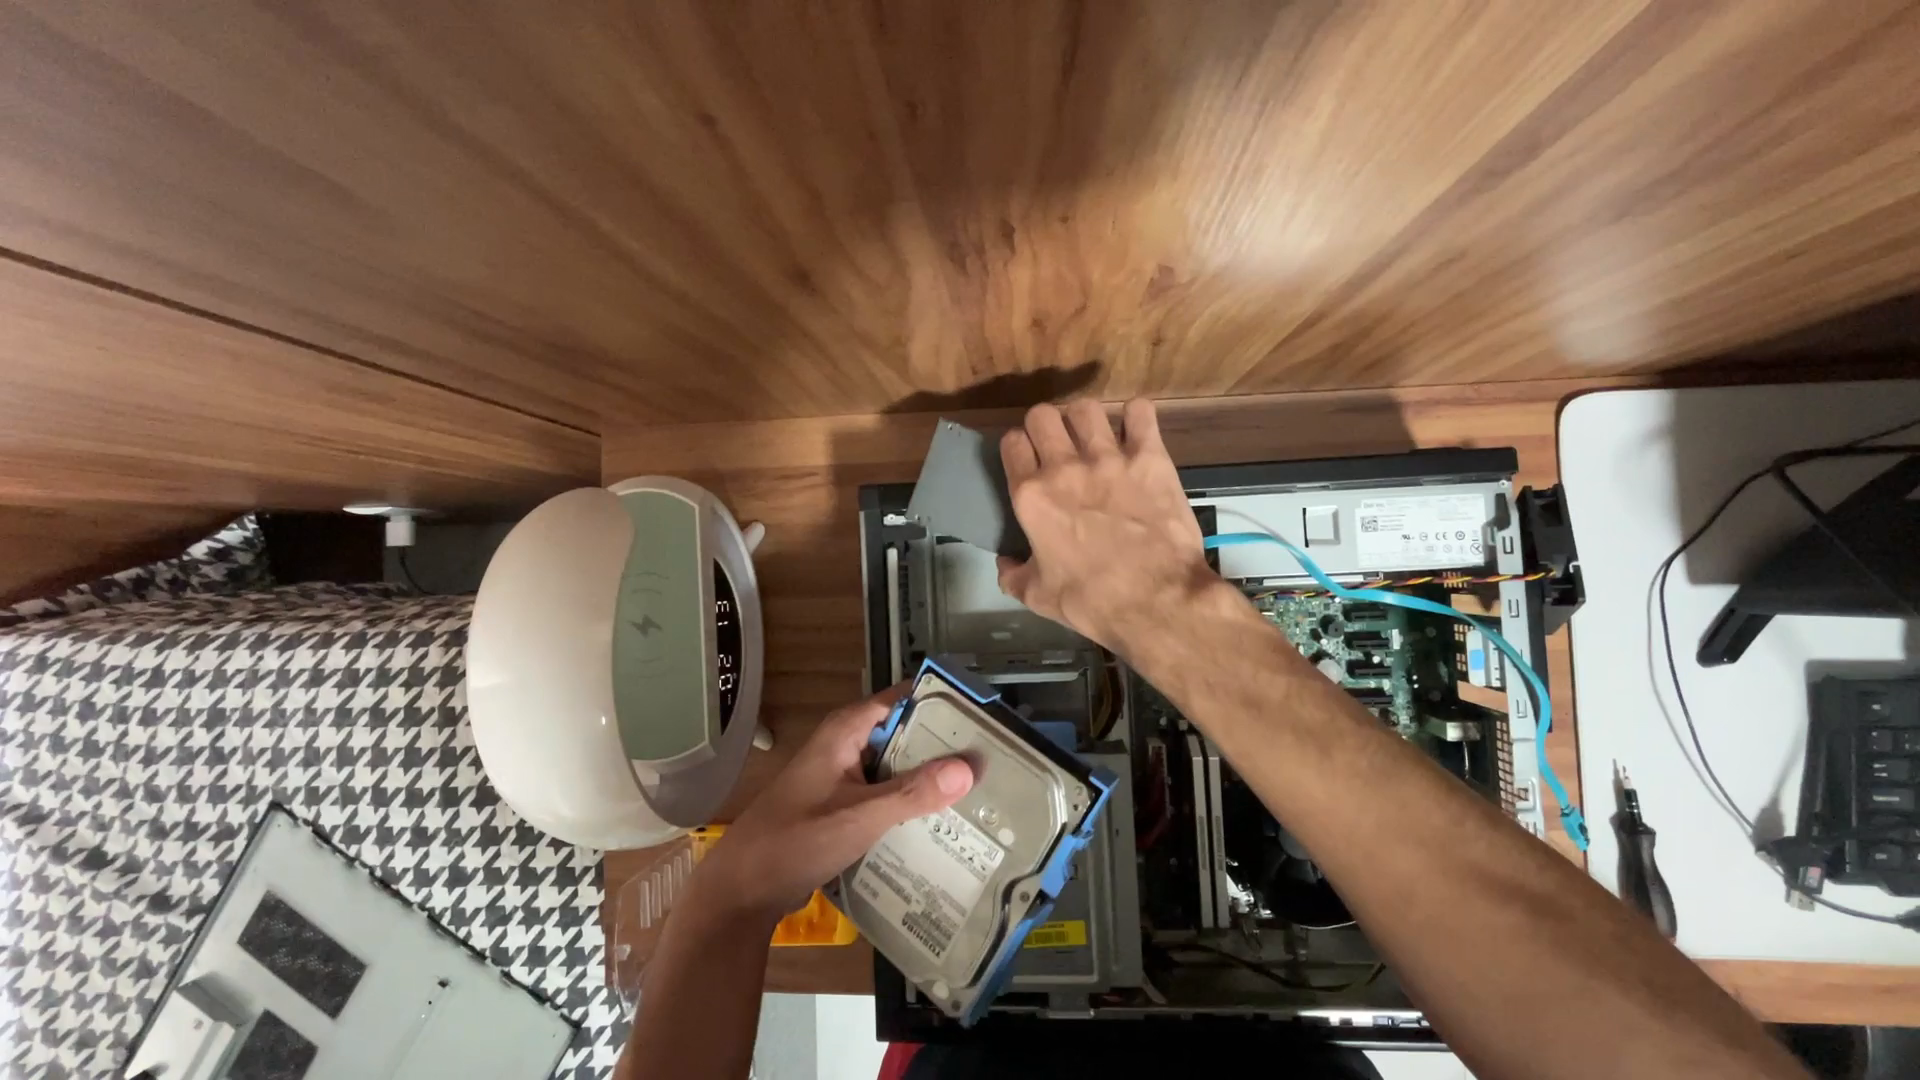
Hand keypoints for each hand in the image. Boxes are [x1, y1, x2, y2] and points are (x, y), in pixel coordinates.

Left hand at [695, 688, 974, 922]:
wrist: (742, 890)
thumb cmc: (795, 841)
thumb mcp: (859, 816)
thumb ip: (913, 792)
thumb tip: (970, 766)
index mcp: (846, 731)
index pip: (904, 698)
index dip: (942, 703)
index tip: (984, 717)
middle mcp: (845, 744)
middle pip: (903, 732)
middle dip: (943, 744)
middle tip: (993, 761)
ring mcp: (842, 776)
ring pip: (896, 765)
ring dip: (928, 776)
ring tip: (979, 791)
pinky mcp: (841, 805)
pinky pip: (884, 792)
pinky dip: (909, 801)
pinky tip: (939, 822)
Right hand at [997, 399, 1222, 655]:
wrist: (1155, 600)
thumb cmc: (1091, 601)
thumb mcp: (1038, 597)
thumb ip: (1013, 575)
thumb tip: (1005, 563)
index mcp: (1032, 496)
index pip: (1012, 443)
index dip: (1018, 448)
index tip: (1027, 461)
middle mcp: (1064, 467)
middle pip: (1042, 415)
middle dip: (1046, 427)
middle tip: (1058, 447)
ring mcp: (1109, 457)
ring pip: (1085, 408)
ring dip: (1085, 420)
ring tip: (1095, 439)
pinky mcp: (1151, 457)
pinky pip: (1140, 413)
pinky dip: (1136, 418)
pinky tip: (1136, 433)